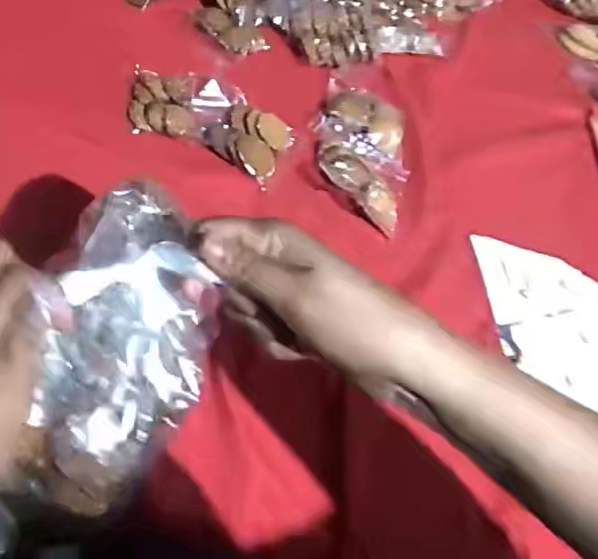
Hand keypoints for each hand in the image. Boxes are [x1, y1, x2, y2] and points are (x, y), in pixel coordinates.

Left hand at [0, 239, 42, 496]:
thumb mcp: (22, 375)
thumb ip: (28, 324)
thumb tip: (38, 294)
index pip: (12, 270)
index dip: (39, 282)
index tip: (54, 306)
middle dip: (17, 265)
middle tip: (34, 297)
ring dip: (1, 274)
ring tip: (20, 306)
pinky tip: (3, 318)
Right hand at [196, 217, 429, 389]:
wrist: (408, 365)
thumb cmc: (351, 319)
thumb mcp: (292, 293)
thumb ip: (242, 268)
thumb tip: (199, 240)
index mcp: (273, 236)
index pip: (214, 232)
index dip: (197, 255)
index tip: (189, 285)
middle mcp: (272, 256)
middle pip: (222, 272)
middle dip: (234, 300)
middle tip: (260, 315)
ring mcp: (283, 288)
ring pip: (240, 304)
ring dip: (257, 325)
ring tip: (288, 335)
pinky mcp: (291, 317)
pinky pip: (260, 326)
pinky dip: (274, 341)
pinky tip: (299, 349)